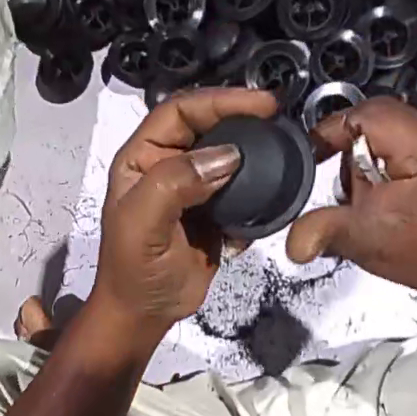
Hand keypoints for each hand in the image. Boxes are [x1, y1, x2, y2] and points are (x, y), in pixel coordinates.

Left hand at [88, 87, 278, 352]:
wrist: (146, 313)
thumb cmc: (133, 270)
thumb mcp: (143, 222)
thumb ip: (176, 183)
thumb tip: (226, 156)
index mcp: (142, 159)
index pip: (180, 112)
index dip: (218, 101)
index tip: (259, 104)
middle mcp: (167, 167)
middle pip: (208, 128)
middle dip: (242, 119)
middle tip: (277, 119)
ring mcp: (193, 191)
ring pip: (228, 157)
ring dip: (254, 154)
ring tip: (282, 149)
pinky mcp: (214, 214)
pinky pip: (241, 191)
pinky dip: (258, 190)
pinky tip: (272, 191)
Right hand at [286, 97, 416, 308]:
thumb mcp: (364, 239)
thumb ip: (322, 228)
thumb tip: (294, 239)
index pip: (368, 113)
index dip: (333, 133)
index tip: (317, 154)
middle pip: (377, 118)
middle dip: (356, 154)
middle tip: (364, 193)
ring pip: (389, 125)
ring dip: (372, 157)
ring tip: (382, 194)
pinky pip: (406, 133)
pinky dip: (389, 158)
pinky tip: (395, 188)